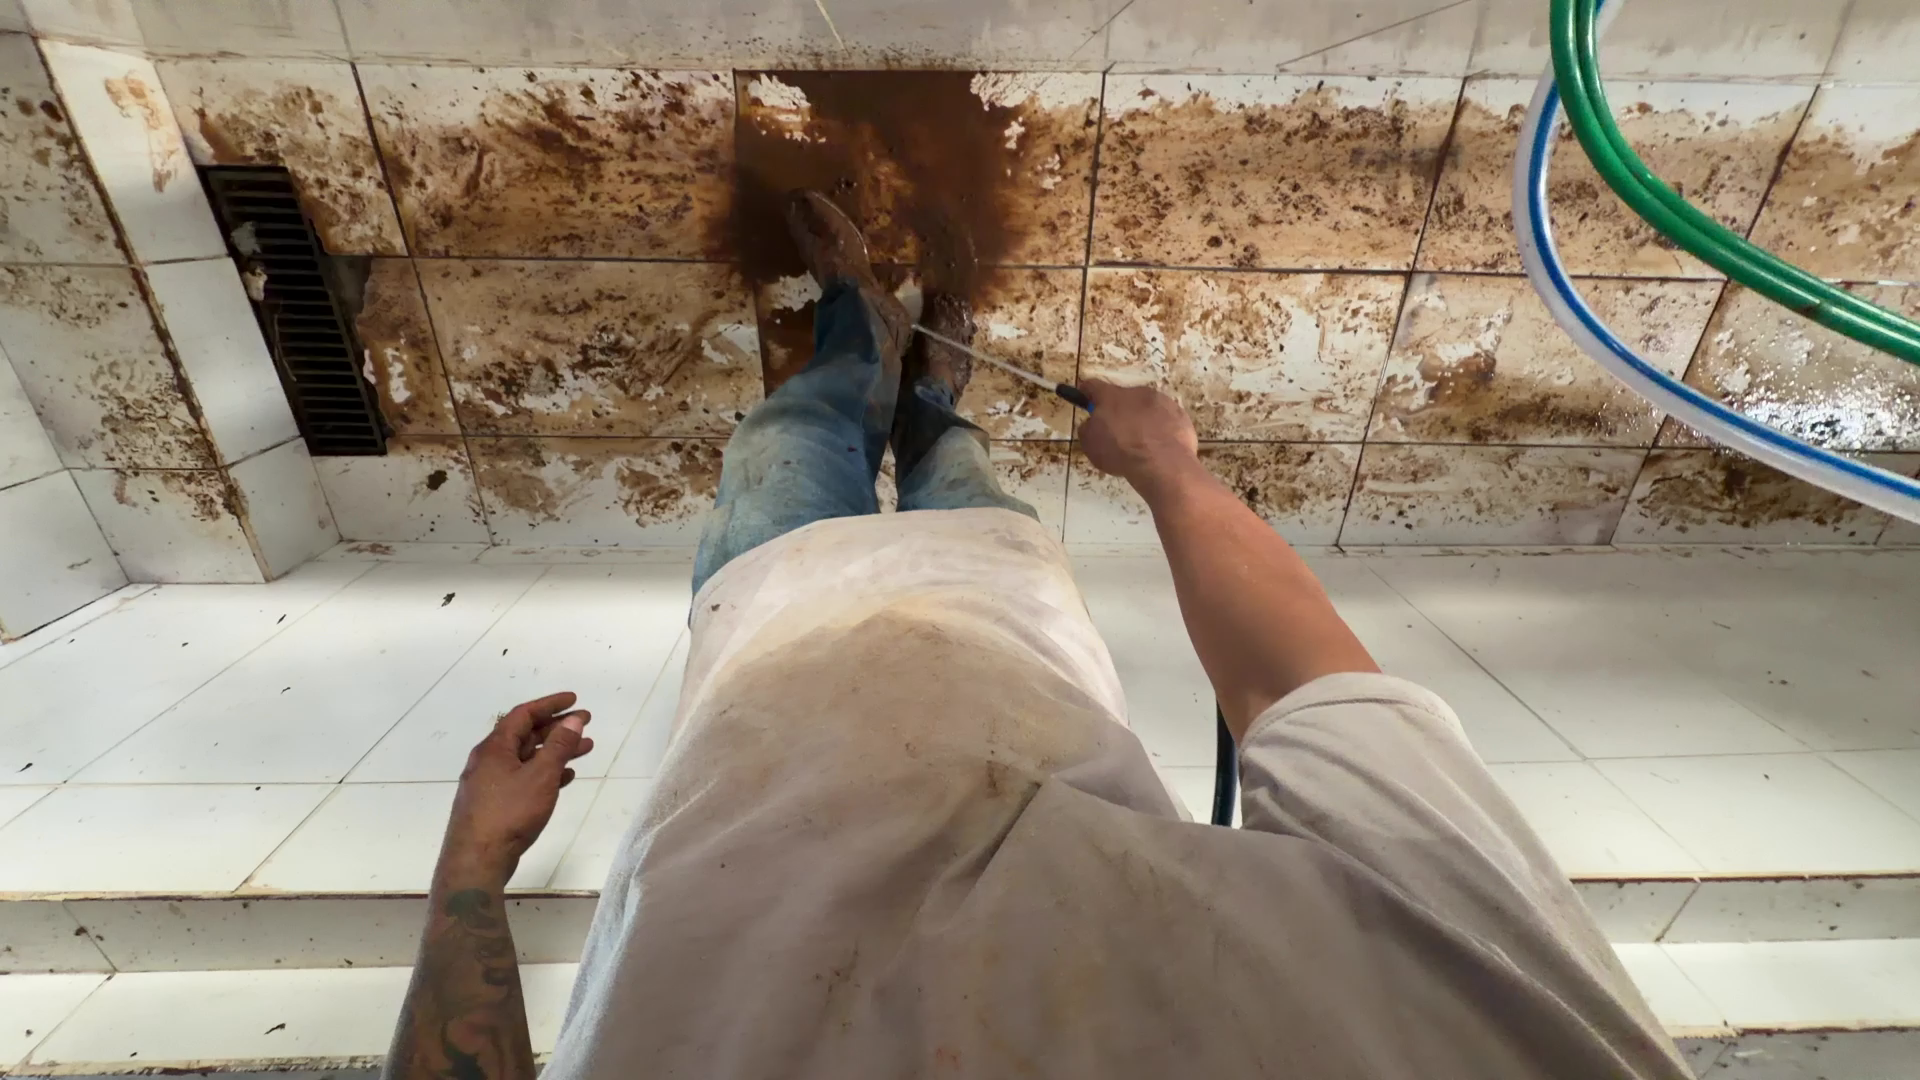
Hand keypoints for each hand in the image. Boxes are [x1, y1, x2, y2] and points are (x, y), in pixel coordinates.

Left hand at [438, 692, 593, 884]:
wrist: (475, 862)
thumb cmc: (510, 813)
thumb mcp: (541, 775)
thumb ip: (559, 745)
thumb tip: (573, 719)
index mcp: (494, 749)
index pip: (523, 714)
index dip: (550, 704)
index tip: (574, 700)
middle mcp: (488, 761)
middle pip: (525, 734)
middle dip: (557, 727)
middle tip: (585, 722)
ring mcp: (489, 784)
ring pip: (526, 757)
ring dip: (555, 750)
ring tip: (585, 749)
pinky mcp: (493, 804)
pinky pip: (523, 776)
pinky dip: (545, 771)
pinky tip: (565, 777)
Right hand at [1077, 380, 1203, 497]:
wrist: (1162, 464)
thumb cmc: (1120, 453)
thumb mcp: (1091, 445)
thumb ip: (1088, 428)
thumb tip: (1092, 422)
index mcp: (1112, 397)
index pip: (1093, 386)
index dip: (1086, 392)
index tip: (1084, 397)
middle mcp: (1138, 392)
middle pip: (1124, 397)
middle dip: (1119, 411)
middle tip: (1117, 433)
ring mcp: (1162, 402)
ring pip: (1147, 408)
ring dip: (1142, 419)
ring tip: (1141, 445)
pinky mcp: (1180, 415)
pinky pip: (1165, 419)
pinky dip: (1161, 429)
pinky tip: (1159, 448)